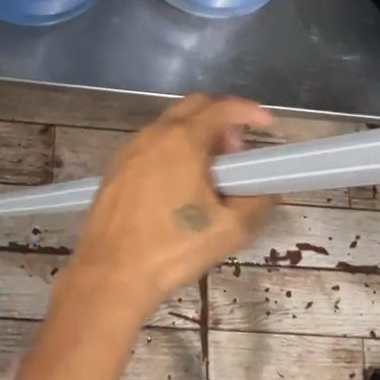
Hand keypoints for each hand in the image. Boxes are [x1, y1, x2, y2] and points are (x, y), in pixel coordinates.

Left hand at [58, 94, 279, 319]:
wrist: (111, 272)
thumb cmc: (173, 248)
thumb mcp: (230, 230)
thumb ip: (258, 203)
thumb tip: (268, 190)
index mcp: (182, 141)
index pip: (221, 108)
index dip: (248, 111)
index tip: (266, 124)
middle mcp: (153, 135)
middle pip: (193, 106)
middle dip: (221, 118)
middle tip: (237, 151)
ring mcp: (129, 150)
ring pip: (169, 125)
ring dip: (196, 135)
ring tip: (212, 172)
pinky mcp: (115, 169)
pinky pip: (151, 145)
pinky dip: (173, 149)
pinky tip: (180, 185)